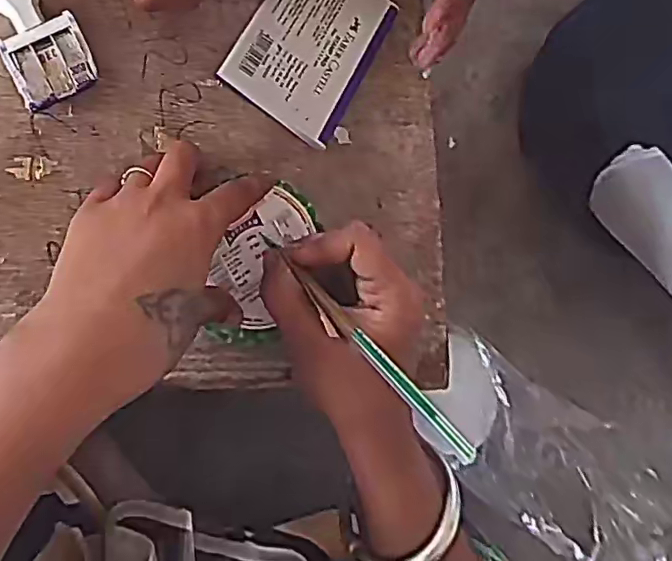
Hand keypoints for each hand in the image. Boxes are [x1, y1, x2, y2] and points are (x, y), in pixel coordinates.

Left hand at [32, 141, 270, 407]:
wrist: (84, 344)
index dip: (248, 186)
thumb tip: (223, 306)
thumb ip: (210, 302)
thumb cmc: (143, 337)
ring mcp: (122, 204)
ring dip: (153, 176)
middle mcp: (161, 204)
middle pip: (181, 156)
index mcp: (196, 226)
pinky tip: (117, 209)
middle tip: (196, 176)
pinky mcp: (89, 213)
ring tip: (155, 193)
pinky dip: (116, 193)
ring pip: (143, 167)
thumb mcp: (190, 319)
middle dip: (192, 161)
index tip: (253, 183)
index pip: (233, 194)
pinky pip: (108, 187)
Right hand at [261, 221, 426, 430]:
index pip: (358, 239)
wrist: (373, 432)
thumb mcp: (308, 344)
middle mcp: (401, 287)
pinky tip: (307, 297)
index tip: (291, 262)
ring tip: (292, 284)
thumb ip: (285, 296)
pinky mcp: (382, 304)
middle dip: (316, 253)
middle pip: (355, 243)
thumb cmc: (347, 393)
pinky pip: (351, 273)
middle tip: (286, 270)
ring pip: (350, 255)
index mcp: (394, 294)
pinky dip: (326, 278)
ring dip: (318, 265)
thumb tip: (270, 258)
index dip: (320, 244)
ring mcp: (394, 295)